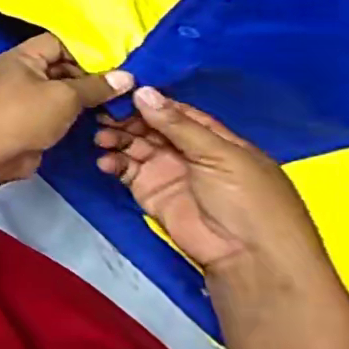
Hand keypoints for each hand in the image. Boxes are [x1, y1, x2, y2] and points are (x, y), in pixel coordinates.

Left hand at [0, 33, 132, 181]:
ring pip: (61, 86)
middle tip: (127, 83)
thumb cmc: (25, 116)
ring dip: (87, 92)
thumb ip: (95, 85)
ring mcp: (23, 93)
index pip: (59, 42)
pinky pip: (57, 104)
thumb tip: (127, 77)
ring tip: (122, 99)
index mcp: (20, 57)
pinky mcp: (29, 114)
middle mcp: (19, 71)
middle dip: (92, 73)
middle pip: (61, 64)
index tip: (122, 60)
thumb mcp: (64, 97)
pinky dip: (77, 107)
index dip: (89, 49)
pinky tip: (104, 113)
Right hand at [94, 88, 329, 278]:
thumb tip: (142, 91)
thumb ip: (178, 125)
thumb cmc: (248, 200)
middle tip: (101, 113)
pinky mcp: (148, 190)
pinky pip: (124, 169)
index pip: (175, 112)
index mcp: (213, 140)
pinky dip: (112, 162)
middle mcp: (187, 151)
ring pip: (133, 144)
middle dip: (125, 118)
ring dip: (115, 138)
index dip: (148, 102)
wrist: (247, 257)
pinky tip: (106, 162)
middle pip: (149, 126)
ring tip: (101, 139)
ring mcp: (166, 170)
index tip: (119, 91)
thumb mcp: (220, 156)